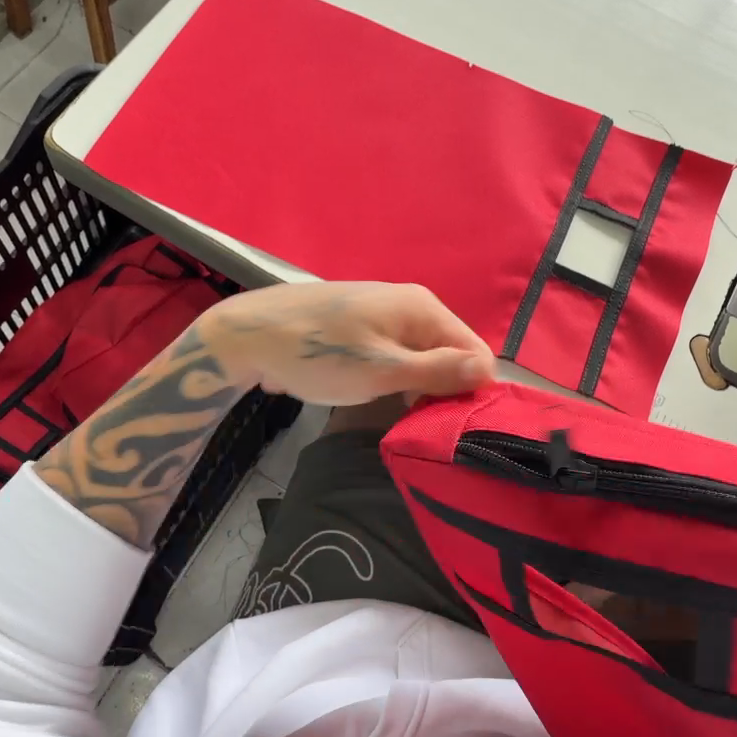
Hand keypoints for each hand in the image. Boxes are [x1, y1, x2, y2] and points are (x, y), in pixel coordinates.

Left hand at [199, 282, 495, 406]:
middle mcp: (409, 305)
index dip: (472, 391)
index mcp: (422, 308)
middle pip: (450, 355)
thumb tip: (489, 372)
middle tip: (428, 431)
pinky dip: (394, 381)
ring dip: (418, 390)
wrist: (247, 337)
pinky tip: (382, 403)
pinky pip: (394, 358)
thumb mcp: (382, 370)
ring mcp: (382, 316)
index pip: (476, 352)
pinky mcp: (359, 331)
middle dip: (445, 392)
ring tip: (406, 423)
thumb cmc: (318, 355)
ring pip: (420, 359)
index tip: (456, 426)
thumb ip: (437, 372)